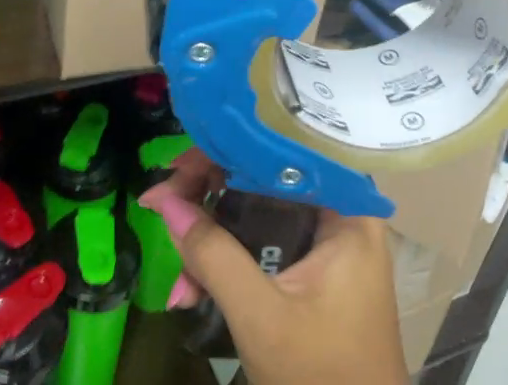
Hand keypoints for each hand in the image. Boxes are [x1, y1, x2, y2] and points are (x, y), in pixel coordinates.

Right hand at [139, 151, 407, 384]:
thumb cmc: (323, 377)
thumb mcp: (260, 316)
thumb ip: (213, 255)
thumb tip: (163, 200)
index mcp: (347, 214)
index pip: (282, 150)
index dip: (227, 147)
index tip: (178, 166)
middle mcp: (340, 217)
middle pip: (263, 178)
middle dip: (207, 196)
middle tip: (160, 204)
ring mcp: (325, 245)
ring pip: (255, 213)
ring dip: (209, 238)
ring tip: (177, 277)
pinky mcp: (311, 270)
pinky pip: (261, 245)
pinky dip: (226, 262)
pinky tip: (192, 291)